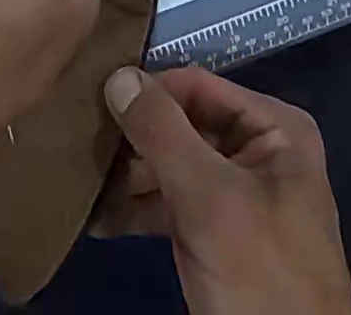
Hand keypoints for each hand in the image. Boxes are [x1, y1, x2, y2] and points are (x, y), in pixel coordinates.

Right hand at [100, 66, 350, 314]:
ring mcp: (233, 191)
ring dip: (127, 176)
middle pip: (182, 125)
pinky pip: (168, 204)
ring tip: (78, 179)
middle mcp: (254, 148)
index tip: (94, 99)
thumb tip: (119, 74)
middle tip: (79, 143)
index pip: (198, 87)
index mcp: (272, 127)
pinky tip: (95, 217)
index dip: (149, 91)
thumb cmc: (261, 275)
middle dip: (133, 139)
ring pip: (170, 165)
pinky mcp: (213, 231)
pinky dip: (135, 210)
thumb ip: (163, 134)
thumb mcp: (211, 199)